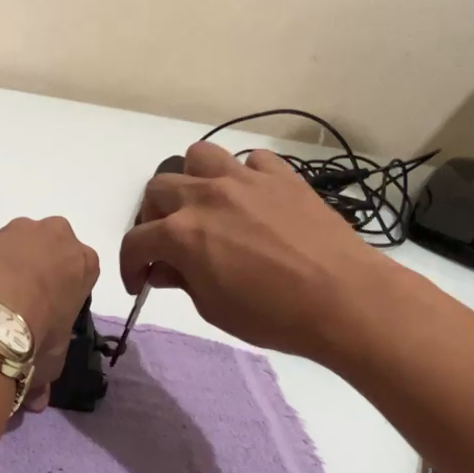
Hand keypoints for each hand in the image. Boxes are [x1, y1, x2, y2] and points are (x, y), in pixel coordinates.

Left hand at [0, 217, 100, 410]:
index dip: (64, 299)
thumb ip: (47, 376)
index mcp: (83, 261)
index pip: (81, 274)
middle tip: (20, 314)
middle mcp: (53, 235)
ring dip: (4, 274)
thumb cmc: (37, 334)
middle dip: (36, 278)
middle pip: (47, 254)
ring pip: (13, 251)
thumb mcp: (52, 361)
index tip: (50, 320)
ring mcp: (12, 232)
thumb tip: (36, 401)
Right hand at [119, 141, 397, 361]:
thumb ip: (182, 280)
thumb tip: (166, 268)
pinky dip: (243, 177)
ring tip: (204, 207)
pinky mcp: (282, 175)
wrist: (343, 298)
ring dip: (192, 181)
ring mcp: (246, 179)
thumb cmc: (272, 315)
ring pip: (199, 157)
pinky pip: (251, 161)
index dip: (130, 265)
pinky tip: (252, 202)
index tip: (139, 282)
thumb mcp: (213, 308)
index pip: (136, 241)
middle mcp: (206, 196)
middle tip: (169, 245)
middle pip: (159, 190)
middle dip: (154, 219)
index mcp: (181, 233)